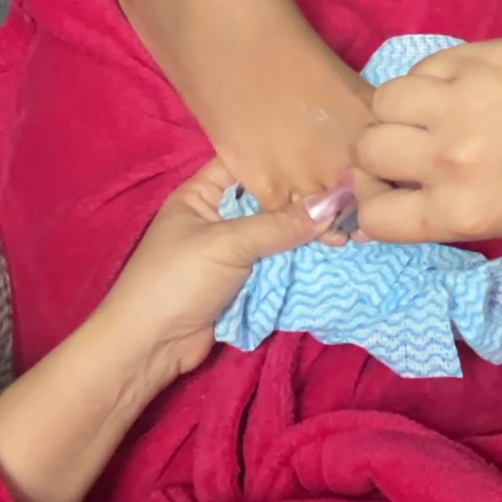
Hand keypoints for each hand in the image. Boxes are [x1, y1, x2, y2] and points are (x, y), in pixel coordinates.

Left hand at [92, 159, 338, 388]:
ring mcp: (231, 251)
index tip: (327, 153)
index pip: (246, 163)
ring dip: (307, 234)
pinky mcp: (243, 282)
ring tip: (350, 227)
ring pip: (277, 235)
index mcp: (201, 194)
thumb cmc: (176, 280)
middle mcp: (217, 217)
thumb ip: (280, 224)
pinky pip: (277, 264)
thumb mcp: (227, 244)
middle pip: (268, 201)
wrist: (150, 347)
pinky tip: (333, 251)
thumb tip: (334, 202)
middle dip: (304, 201)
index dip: (283, 158)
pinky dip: (301, 261)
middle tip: (351, 197)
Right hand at [354, 39, 501, 242]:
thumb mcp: (494, 225)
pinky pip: (423, 66)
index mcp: (460, 211)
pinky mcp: (481, 58)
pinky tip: (460, 89)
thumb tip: (370, 214)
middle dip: (378, 153)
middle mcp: (452, 158)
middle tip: (405, 149)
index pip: (374, 215)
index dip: (373, 205)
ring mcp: (465, 101)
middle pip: (367, 148)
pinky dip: (431, 80)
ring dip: (398, 110)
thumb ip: (433, 215)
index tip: (388, 194)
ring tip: (429, 113)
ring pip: (384, 99)